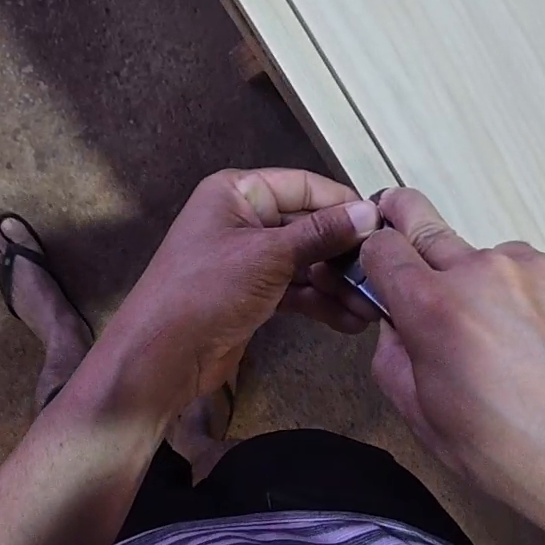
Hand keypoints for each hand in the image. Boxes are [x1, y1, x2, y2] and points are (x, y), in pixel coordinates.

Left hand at [102, 168, 381, 415]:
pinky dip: (321, 303)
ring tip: (374, 305)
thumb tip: (370, 212)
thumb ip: (320, 234)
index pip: (303, 186)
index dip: (342, 204)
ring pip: (306, 261)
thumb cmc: (207, 290)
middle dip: (344, 251)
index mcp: (237, 193)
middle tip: (384, 271)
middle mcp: (244, 219)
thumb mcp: (267, 257)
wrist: (160, 358)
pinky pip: (297, 289)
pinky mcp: (254, 294)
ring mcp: (250, 259)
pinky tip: (352, 319)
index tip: (383, 225)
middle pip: (308, 225)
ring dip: (338, 283)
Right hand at [359, 187, 544, 544]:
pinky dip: (535, 298)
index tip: (383, 268)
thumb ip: (392, 356)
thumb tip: (396, 324)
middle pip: (424, 222)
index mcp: (434, 307)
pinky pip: (540, 273)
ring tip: (512, 342)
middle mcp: (483, 271)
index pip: (382, 246)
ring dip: (485, 284)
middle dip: (408, 231)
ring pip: (489, 258)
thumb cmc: (513, 453)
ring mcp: (538, 267)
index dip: (375, 258)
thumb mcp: (422, 418)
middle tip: (414, 253)